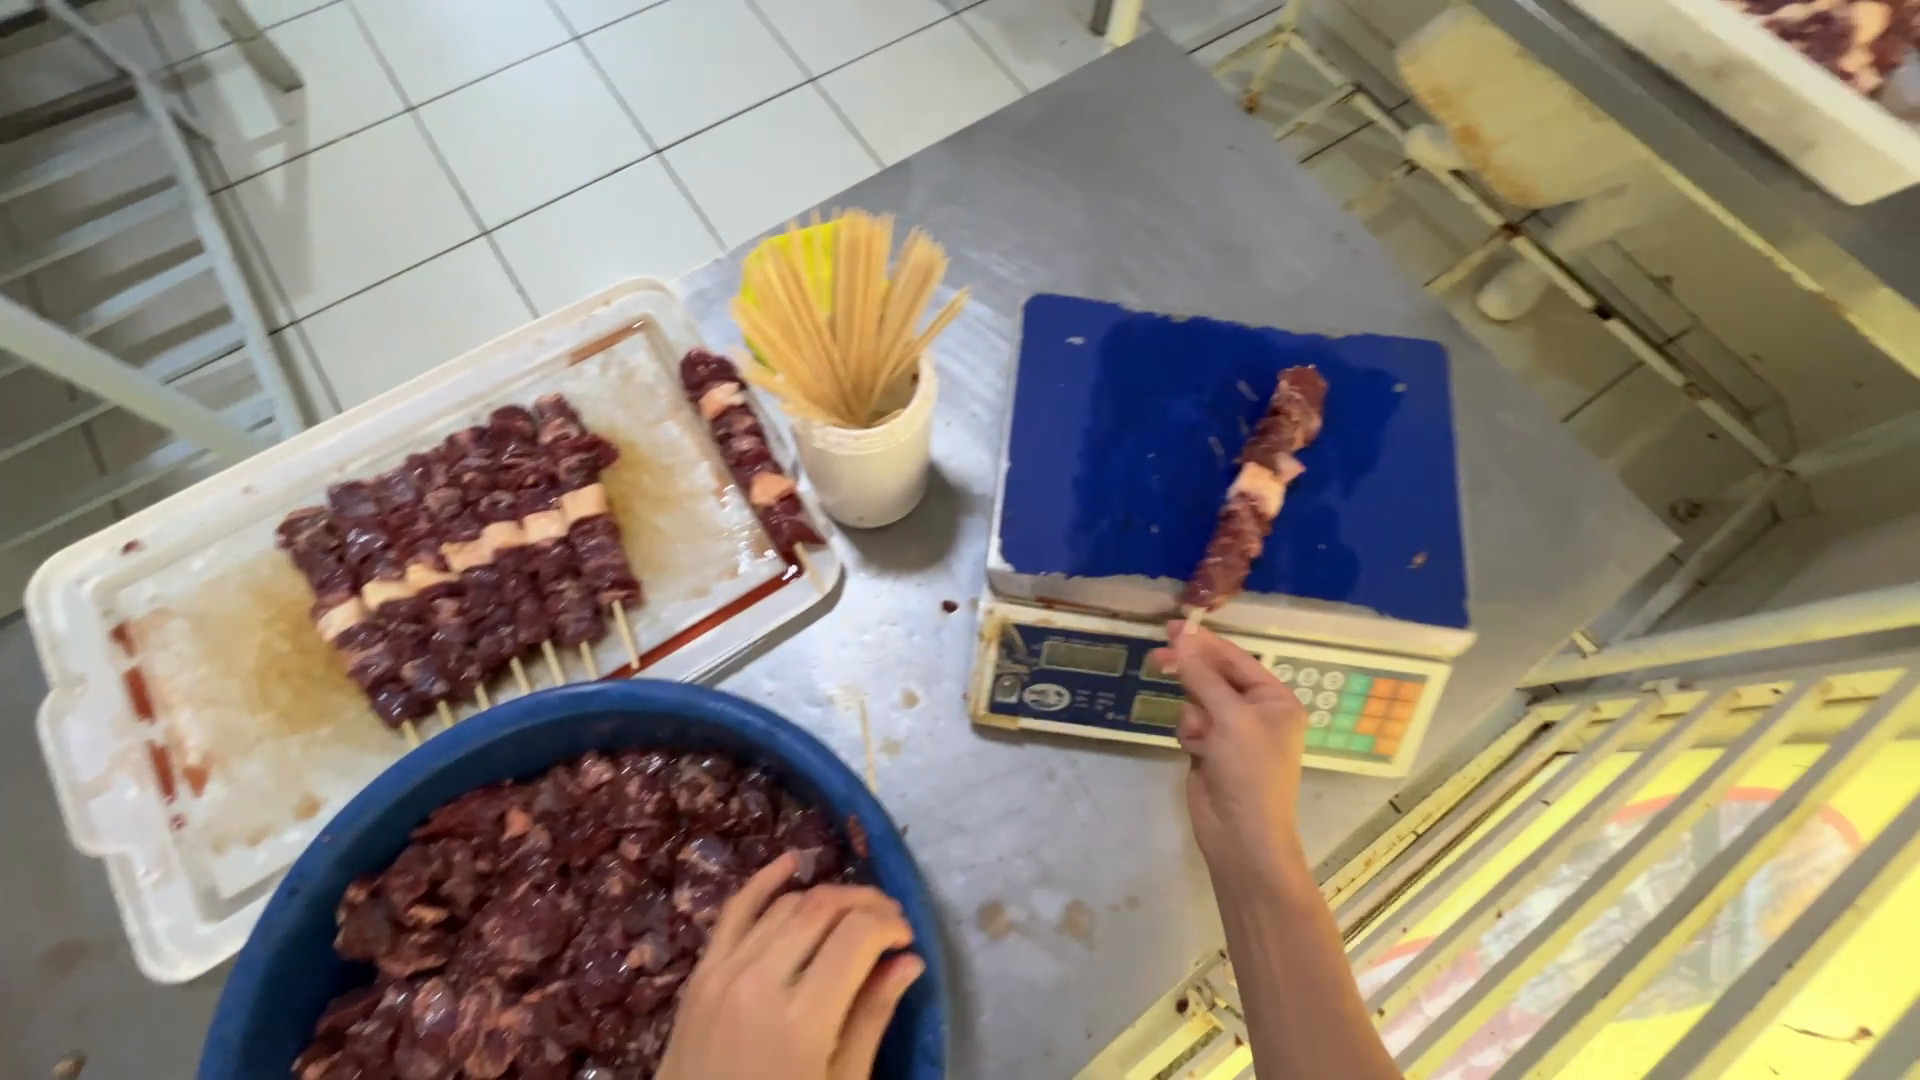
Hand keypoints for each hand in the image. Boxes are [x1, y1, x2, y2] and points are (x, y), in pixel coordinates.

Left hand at [657, 853, 924, 1079]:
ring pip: (787, 904)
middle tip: (890, 920)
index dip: (890, 925)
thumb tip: (910, 960)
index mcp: (802, 1021)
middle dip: (866, 903)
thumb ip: (872, 1018)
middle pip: (824, 908)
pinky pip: (735, 909)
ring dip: (828, 898)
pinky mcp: (700, 973)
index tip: (906, 939)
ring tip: (854, 914)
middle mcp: (760, 982)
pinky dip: (765, 880)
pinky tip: (792, 862)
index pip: (857, 936)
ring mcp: (724, 972)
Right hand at [1150, 622, 1307, 886]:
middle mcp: (1256, 712)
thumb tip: (1182, 638)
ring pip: (1197, 700)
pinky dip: (1189, 732)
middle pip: (1215, 676)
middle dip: (1191, 672)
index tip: (1173, 626)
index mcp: (1275, 700)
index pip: (1236, 659)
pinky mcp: (1210, 749)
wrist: (1241, 835)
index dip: (1205, 642)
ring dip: (1193, 713)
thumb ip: (1202, 675)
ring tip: (1198, 736)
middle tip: (1158, 657)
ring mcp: (1232, 732)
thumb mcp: (1229, 717)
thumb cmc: (1249, 772)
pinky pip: (1190, 723)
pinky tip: (1195, 752)